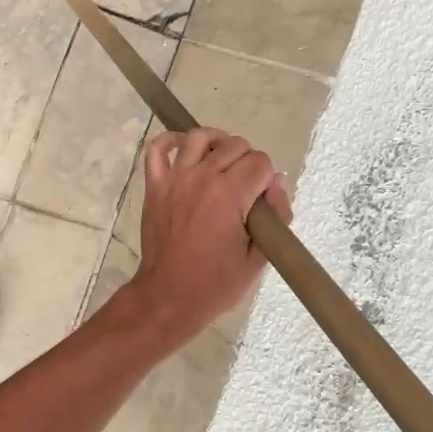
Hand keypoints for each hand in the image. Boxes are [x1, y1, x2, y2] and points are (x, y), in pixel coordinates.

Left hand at [127, 128, 290, 344]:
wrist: (169, 294)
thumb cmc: (216, 282)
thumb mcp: (259, 256)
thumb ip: (275, 215)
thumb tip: (278, 181)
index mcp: (230, 195)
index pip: (260, 162)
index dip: (268, 177)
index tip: (263, 199)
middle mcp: (201, 177)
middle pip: (234, 145)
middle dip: (248, 160)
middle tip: (247, 187)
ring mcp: (174, 178)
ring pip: (198, 137)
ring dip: (217, 143)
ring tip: (224, 161)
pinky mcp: (154, 185)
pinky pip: (157, 149)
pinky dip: (170, 141)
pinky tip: (185, 149)